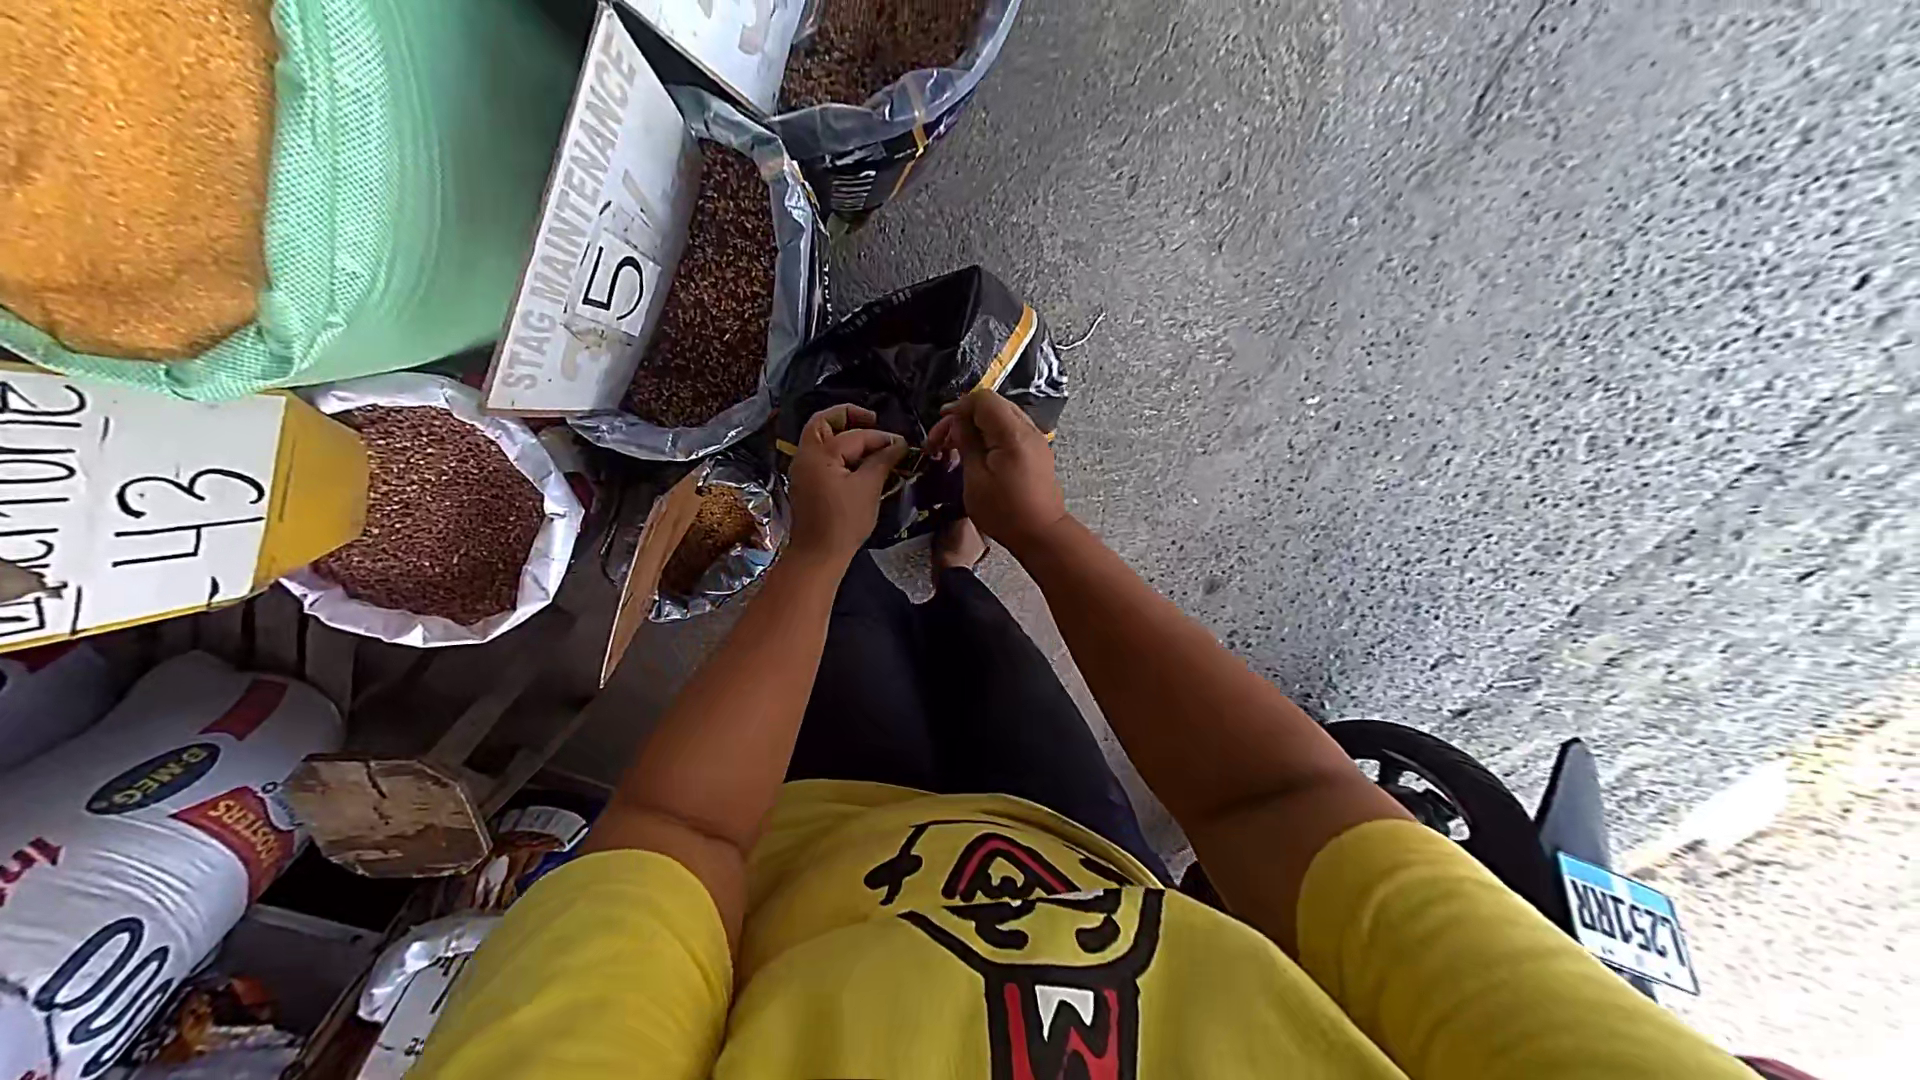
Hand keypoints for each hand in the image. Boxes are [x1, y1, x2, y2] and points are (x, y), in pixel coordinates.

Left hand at [786, 404, 908, 565]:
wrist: (818, 554)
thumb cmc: (844, 522)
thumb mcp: (868, 488)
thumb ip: (882, 460)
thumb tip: (898, 444)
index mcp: (820, 453)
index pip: (855, 435)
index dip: (880, 438)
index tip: (902, 445)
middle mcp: (805, 455)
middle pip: (822, 422)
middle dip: (847, 417)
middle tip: (872, 421)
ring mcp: (802, 470)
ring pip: (818, 438)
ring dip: (841, 433)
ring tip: (868, 442)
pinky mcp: (805, 483)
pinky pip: (820, 455)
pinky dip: (837, 451)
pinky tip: (858, 462)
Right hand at [924, 389, 1068, 553]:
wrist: (1041, 534)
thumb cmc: (1004, 512)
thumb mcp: (975, 478)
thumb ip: (967, 443)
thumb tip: (958, 422)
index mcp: (1012, 434)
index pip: (983, 400)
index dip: (958, 408)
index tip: (941, 429)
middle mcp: (1028, 430)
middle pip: (993, 405)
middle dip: (964, 417)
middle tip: (943, 440)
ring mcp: (1036, 440)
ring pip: (1002, 417)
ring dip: (977, 426)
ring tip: (957, 448)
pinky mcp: (1037, 452)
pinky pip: (1011, 431)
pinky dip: (991, 435)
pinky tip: (978, 454)